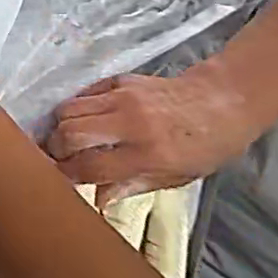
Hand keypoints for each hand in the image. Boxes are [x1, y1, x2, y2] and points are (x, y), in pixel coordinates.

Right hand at [46, 65, 267, 193]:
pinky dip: (75, 108)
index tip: (57, 180)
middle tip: (55, 157)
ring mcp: (122, 97)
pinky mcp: (119, 79)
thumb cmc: (205, 146)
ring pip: (68, 109)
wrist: (223, 100)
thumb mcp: (176, 177)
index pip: (90, 165)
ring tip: (65, 139)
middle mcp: (130, 123)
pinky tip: (82, 119)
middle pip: (69, 132)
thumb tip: (96, 198)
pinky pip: (83, 93)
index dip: (66, 174)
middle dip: (54, 148)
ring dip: (60, 126)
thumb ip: (132, 185)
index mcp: (148, 154)